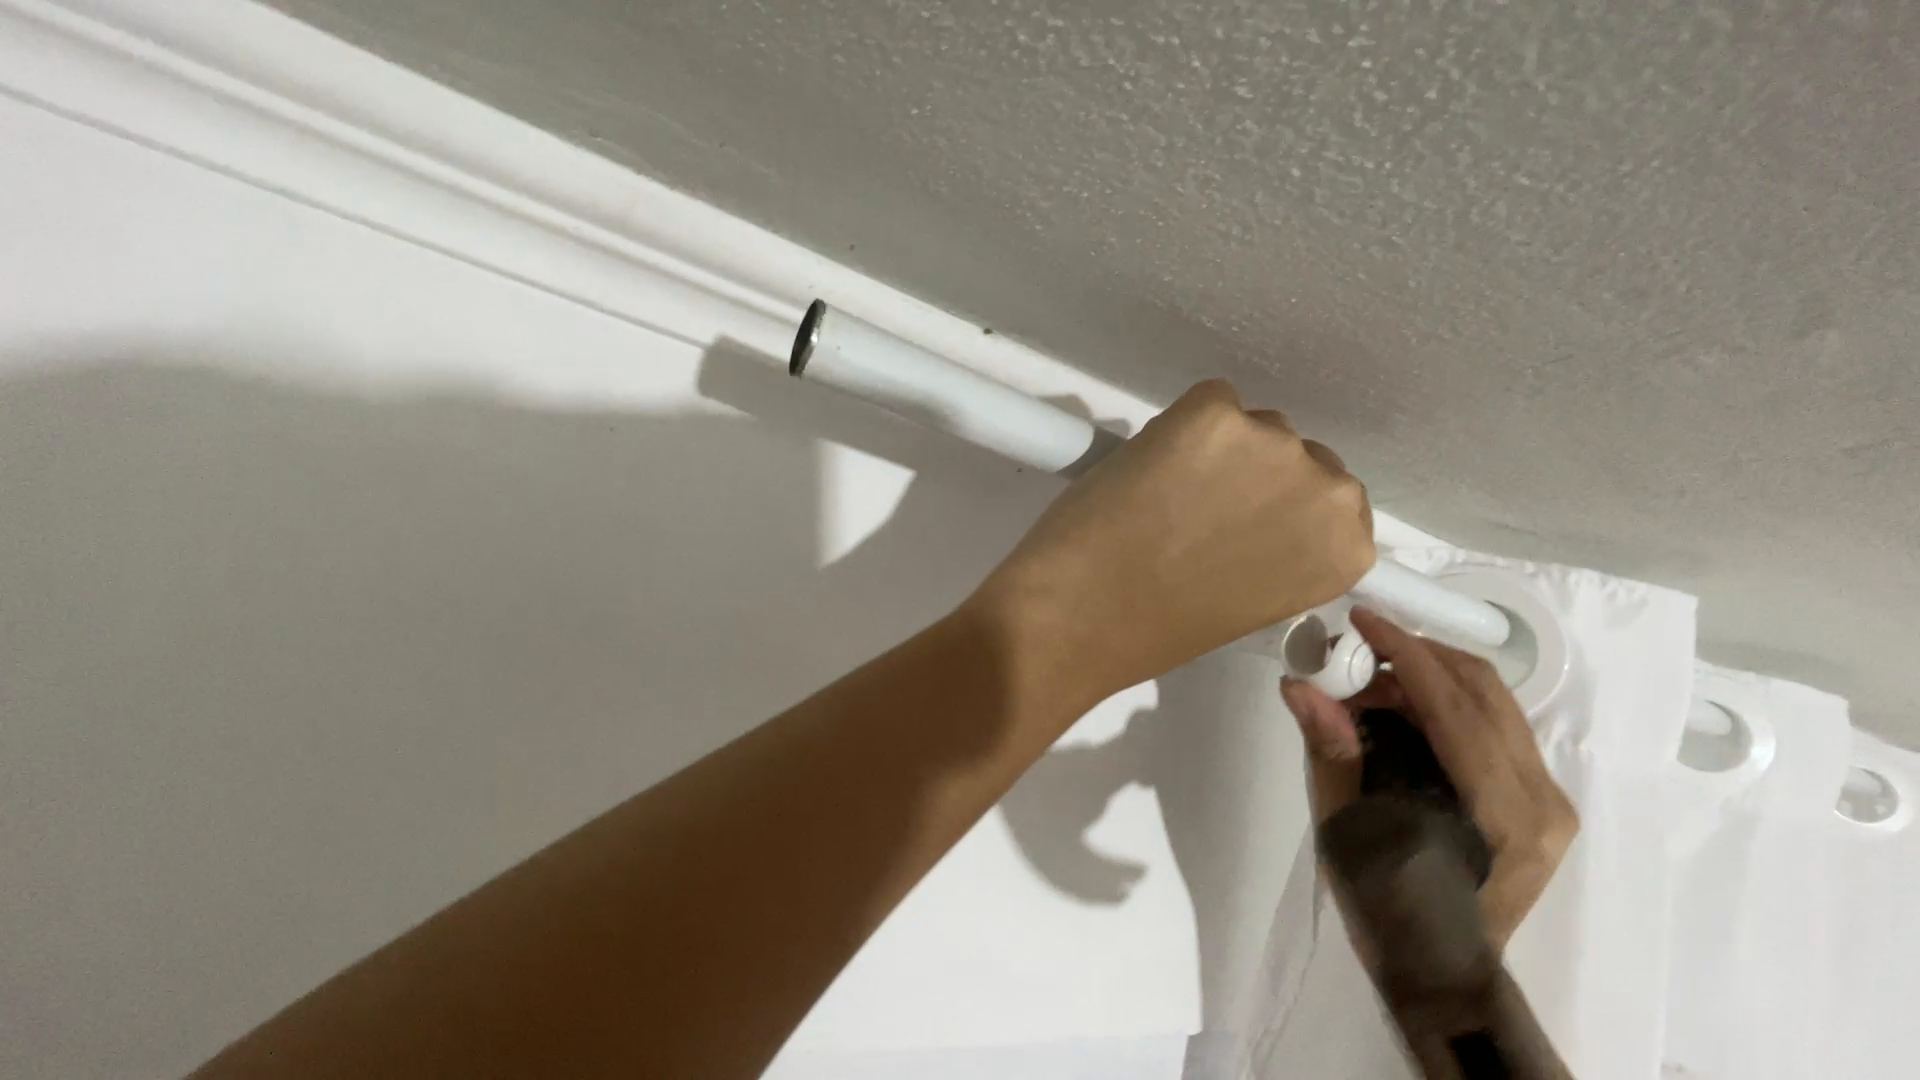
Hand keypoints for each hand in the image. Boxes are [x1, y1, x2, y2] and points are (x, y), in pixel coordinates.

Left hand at [968, 379, 1373, 712]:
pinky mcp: (1212, 413)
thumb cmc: (1160, 627)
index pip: (1332, 498)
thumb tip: (1254, 508)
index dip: (1276, 507)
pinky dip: (1178, 428)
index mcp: (1344, 548)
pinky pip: (1207, 401)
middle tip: (1196, 512)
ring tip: (1164, 498)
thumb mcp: (1251, 597)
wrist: (1083, 616)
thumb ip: (1275, 547)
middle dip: (1251, 475)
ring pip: (1250, 425)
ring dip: (1216, 450)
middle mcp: (1329, 491)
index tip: (1241, 524)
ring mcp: (1273, 443)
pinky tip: (1149, 470)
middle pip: (1295, 454)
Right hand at [1280, 608, 1577, 947]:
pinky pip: (1498, 727)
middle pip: (1482, 691)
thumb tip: (1299, 686)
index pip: (1453, 705)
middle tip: (1358, 654)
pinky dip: (1449, 703)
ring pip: (1494, 703)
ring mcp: (1552, 802)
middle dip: (1415, 655)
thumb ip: (1332, 751)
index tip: (1362, 619)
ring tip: (1373, 683)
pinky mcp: (1547, 804)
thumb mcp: (1347, 830)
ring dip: (1431, 676)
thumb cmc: (1385, 907)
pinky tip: (1405, 711)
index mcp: (1500, 811)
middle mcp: (1542, 800)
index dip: (1404, 652)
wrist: (1439, 967)